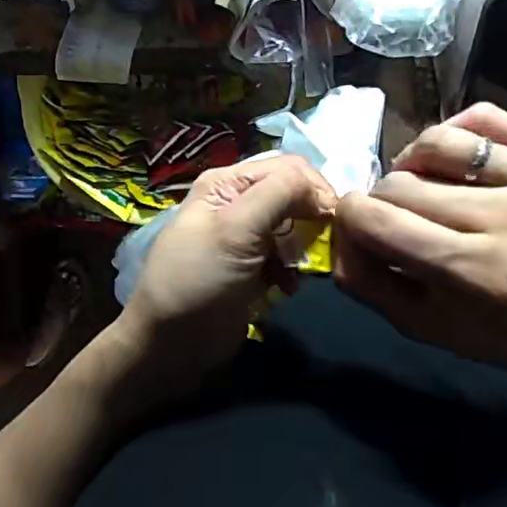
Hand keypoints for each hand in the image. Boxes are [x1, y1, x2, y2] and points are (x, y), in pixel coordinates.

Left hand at [122, 154, 336, 373]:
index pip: (286, 167)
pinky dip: (291, 269)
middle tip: (324, 242)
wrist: (173, 338)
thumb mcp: (237, 227)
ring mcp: (242, 236)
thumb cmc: (201, 276)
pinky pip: (284, 256)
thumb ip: (278, 194)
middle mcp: (234, 202)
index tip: (332, 218)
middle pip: (291, 194)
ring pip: (291, 226)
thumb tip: (321, 188)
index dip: (314, 187)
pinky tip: (288, 286)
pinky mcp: (249, 267)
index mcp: (226, 182)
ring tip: (302, 267)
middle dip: (311, 216)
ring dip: (303, 245)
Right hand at [334, 103, 506, 383]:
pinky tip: (453, 166)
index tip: (361, 233)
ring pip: (432, 143)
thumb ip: (365, 280)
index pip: (373, 218)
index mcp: (477, 274)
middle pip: (397, 182)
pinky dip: (451, 138)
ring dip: (411, 166)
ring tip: (424, 190)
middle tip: (399, 223)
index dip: (349, 220)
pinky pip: (479, 119)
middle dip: (381, 202)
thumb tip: (339, 229)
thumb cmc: (504, 334)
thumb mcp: (422, 328)